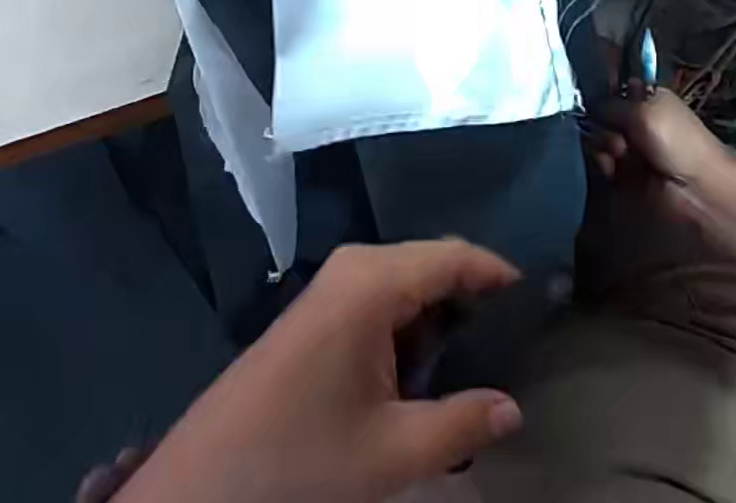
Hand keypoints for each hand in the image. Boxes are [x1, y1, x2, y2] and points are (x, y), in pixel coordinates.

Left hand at [115, 240, 524, 502]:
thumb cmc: (297, 461)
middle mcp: (356, 266)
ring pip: (409, 282)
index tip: (538, 302)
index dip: (499, 274)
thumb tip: (513, 408)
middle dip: (474, 298)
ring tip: (477, 361)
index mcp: (374, 281)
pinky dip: (412, 325)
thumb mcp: (389, 452)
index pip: (456, 256)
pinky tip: (426, 369)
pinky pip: (383, 298)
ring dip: (443, 317)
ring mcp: (334, 284)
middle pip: (434, 263)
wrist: (198, 487)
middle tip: (514, 341)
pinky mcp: (320, 308)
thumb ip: (461, 424)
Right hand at [589, 89, 731, 218]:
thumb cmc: (676, 140)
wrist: (694, 192)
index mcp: (647, 99)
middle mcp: (636, 121)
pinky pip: (597, 160)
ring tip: (620, 153)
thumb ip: (610, 103)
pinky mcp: (619, 173)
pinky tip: (612, 167)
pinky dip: (602, 161)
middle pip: (601, 113)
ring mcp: (627, 148)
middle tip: (619, 134)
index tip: (594, 100)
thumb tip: (588, 106)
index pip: (614, 90)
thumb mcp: (645, 110)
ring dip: (603, 142)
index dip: (602, 94)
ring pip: (597, 136)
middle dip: (602, 121)